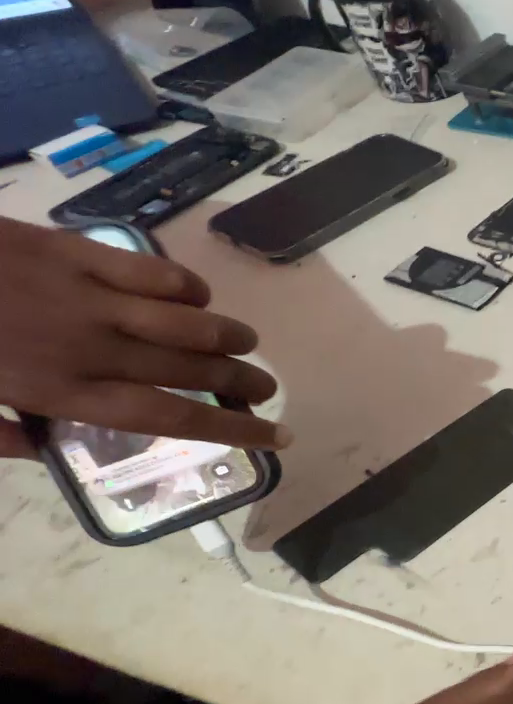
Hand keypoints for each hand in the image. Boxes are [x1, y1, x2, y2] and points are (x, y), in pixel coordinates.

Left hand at [0, 216, 286, 457]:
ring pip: (195, 321)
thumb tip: (44, 451)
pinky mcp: (76, 253)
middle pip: (198, 371)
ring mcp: (87, 296)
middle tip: (266, 389)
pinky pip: (159, 273)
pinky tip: (192, 297)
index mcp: (55, 390)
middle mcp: (89, 348)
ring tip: (243, 344)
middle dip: (247, 384)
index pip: (171, 418)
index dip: (234, 430)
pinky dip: (189, 289)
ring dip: (232, 338)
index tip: (278, 437)